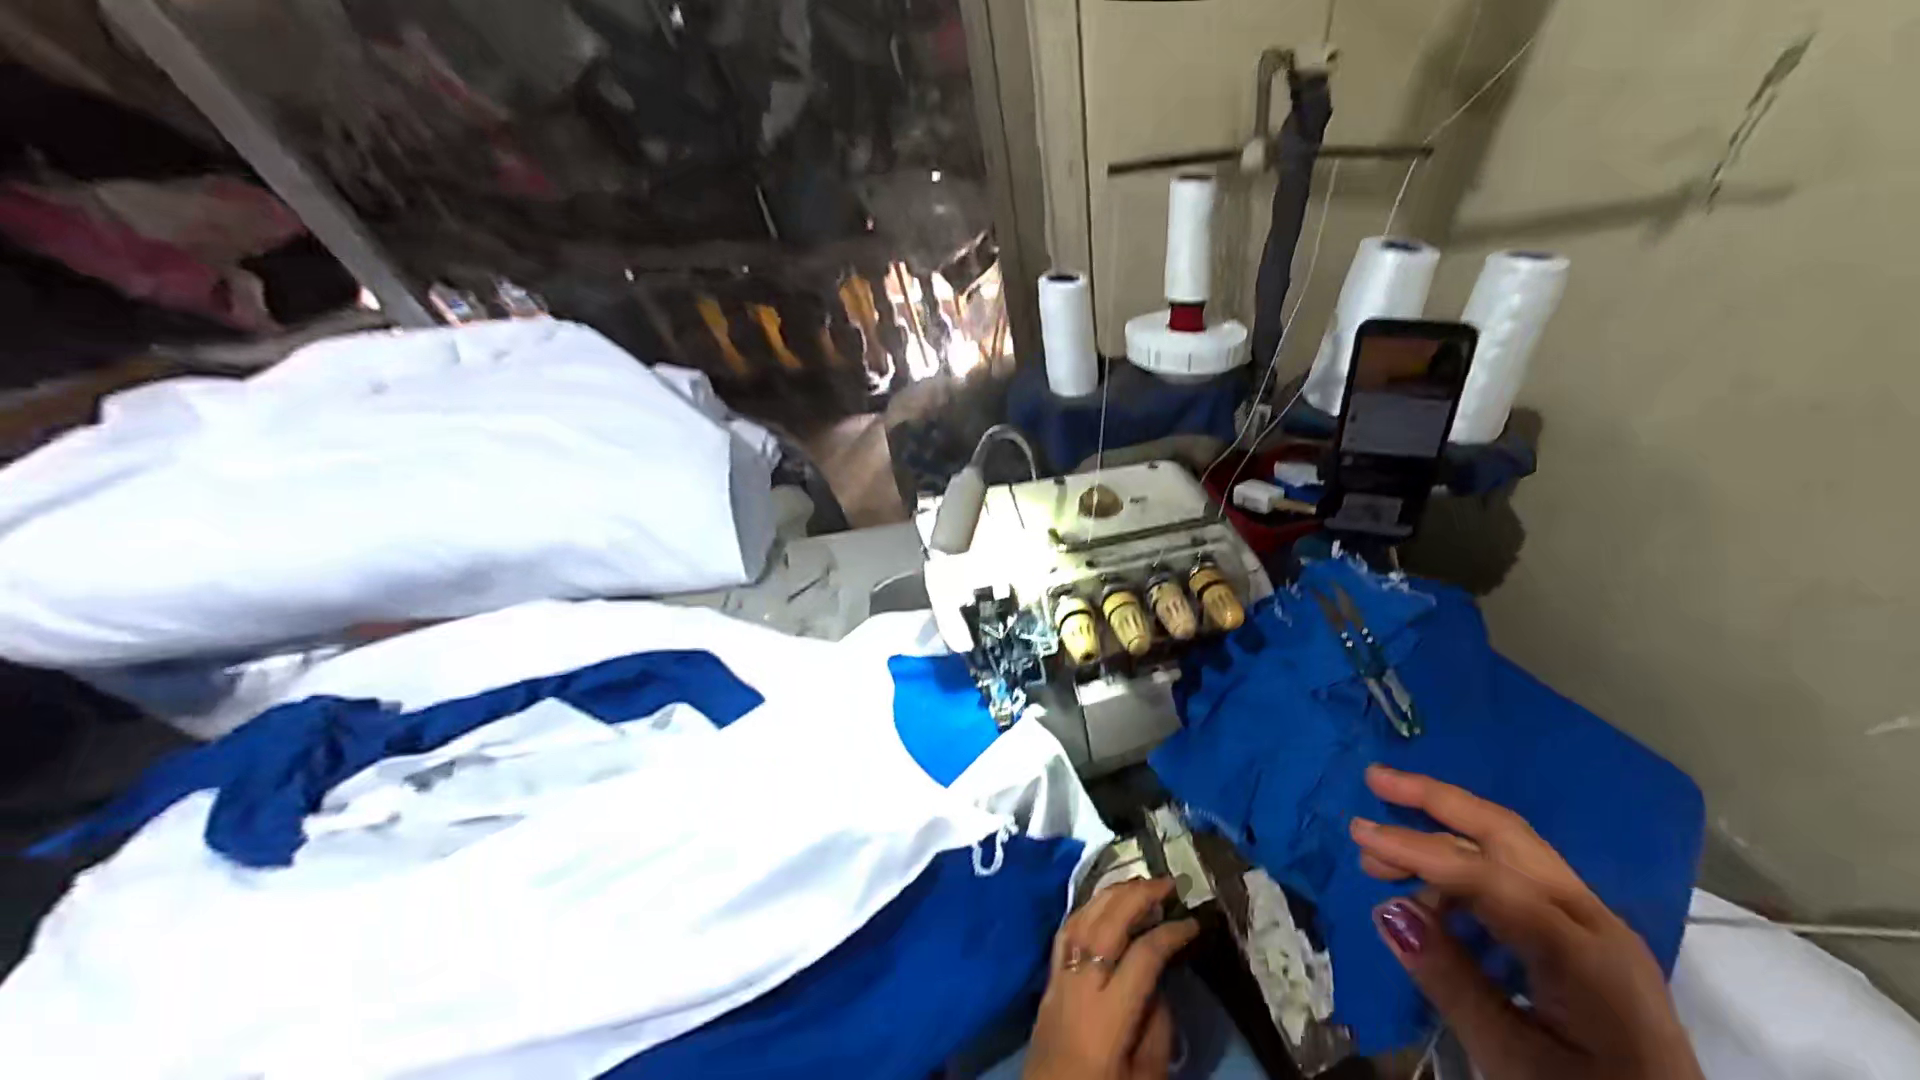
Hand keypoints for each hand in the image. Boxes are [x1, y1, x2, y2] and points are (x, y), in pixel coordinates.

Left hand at [1022, 878, 1199, 1079]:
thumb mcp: (1146, 1078)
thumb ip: (1158, 1028)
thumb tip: (1160, 983)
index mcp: (1110, 1013)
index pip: (1143, 955)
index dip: (1170, 933)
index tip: (1193, 922)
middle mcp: (1081, 984)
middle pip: (1108, 923)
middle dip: (1138, 895)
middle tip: (1167, 882)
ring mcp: (1060, 977)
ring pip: (1083, 918)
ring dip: (1111, 894)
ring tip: (1139, 883)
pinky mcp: (1049, 978)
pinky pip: (1066, 930)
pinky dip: (1086, 908)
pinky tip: (1102, 902)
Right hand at [1350, 765, 1703, 1079]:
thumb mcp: (1513, 1060)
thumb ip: (1451, 982)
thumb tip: (1388, 909)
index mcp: (1585, 954)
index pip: (1488, 876)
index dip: (1417, 849)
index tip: (1356, 832)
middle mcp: (1594, 921)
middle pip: (1507, 835)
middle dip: (1437, 799)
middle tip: (1376, 779)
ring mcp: (1593, 925)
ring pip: (1511, 850)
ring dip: (1442, 836)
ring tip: (1381, 858)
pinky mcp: (1583, 937)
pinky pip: (1515, 880)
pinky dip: (1462, 871)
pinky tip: (1428, 894)